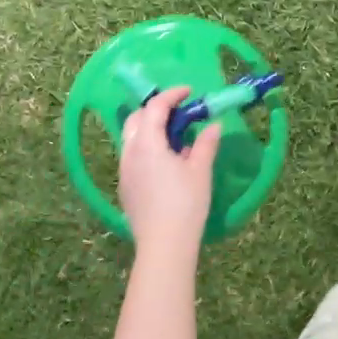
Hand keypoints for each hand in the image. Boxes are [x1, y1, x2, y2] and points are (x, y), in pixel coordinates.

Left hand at [118, 87, 220, 256]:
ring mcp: (124, 170)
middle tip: (179, 113)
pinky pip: (132, 156)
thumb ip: (206, 143)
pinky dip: (146, 147)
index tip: (189, 92)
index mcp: (147, 142)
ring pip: (131, 137)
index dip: (172, 95)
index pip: (155, 106)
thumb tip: (213, 125)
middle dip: (156, 109)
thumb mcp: (200, 171)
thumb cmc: (185, 204)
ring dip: (149, 128)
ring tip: (174, 137)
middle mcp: (129, 152)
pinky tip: (165, 162)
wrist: (163, 245)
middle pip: (136, 118)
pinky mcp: (125, 187)